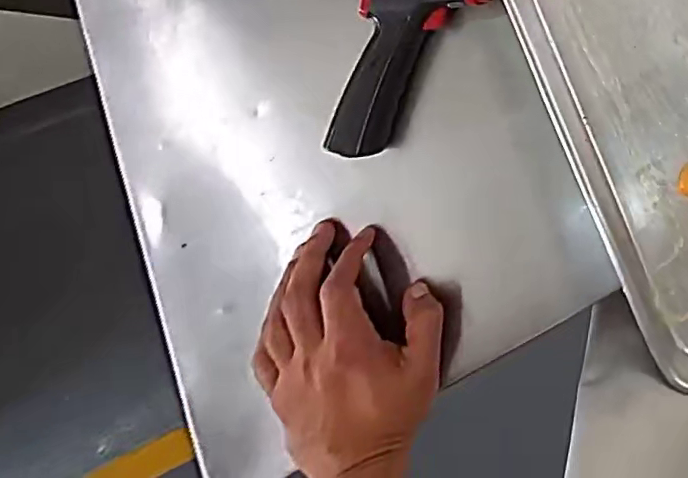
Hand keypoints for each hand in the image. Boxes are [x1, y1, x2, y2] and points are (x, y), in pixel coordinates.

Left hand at [252, 221, 442, 477]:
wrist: (359, 468)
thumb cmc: (390, 420)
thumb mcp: (424, 367)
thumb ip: (424, 322)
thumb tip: (417, 291)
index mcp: (347, 348)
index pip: (339, 288)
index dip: (349, 256)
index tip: (362, 239)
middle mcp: (312, 358)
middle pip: (299, 295)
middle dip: (310, 256)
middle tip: (322, 234)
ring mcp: (290, 376)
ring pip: (276, 320)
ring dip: (287, 283)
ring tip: (299, 260)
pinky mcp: (280, 393)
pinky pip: (263, 352)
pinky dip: (268, 324)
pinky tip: (275, 312)